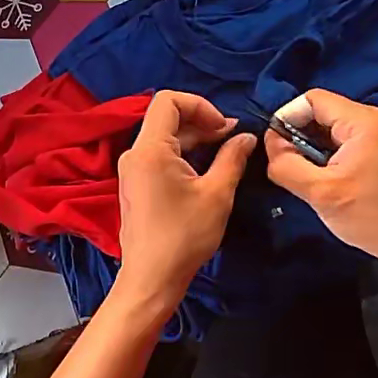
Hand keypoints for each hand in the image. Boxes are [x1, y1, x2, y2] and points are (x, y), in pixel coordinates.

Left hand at [115, 91, 255, 297]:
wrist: (151, 277)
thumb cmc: (184, 236)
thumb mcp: (217, 194)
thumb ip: (232, 158)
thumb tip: (245, 136)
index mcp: (149, 149)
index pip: (168, 100)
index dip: (200, 105)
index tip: (224, 127)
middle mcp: (134, 153)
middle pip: (167, 119)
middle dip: (202, 123)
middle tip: (234, 142)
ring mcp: (132, 169)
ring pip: (165, 138)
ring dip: (196, 140)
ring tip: (227, 155)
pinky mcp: (136, 183)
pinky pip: (160, 156)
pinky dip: (184, 155)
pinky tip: (207, 170)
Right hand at [263, 89, 377, 270]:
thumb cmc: (374, 218)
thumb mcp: (320, 193)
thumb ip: (286, 164)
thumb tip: (270, 142)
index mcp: (365, 122)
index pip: (312, 99)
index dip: (287, 118)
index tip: (277, 148)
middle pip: (323, 111)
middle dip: (299, 134)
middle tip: (289, 164)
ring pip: (333, 127)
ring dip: (313, 146)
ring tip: (307, 175)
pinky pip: (347, 139)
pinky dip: (329, 153)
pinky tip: (327, 178)